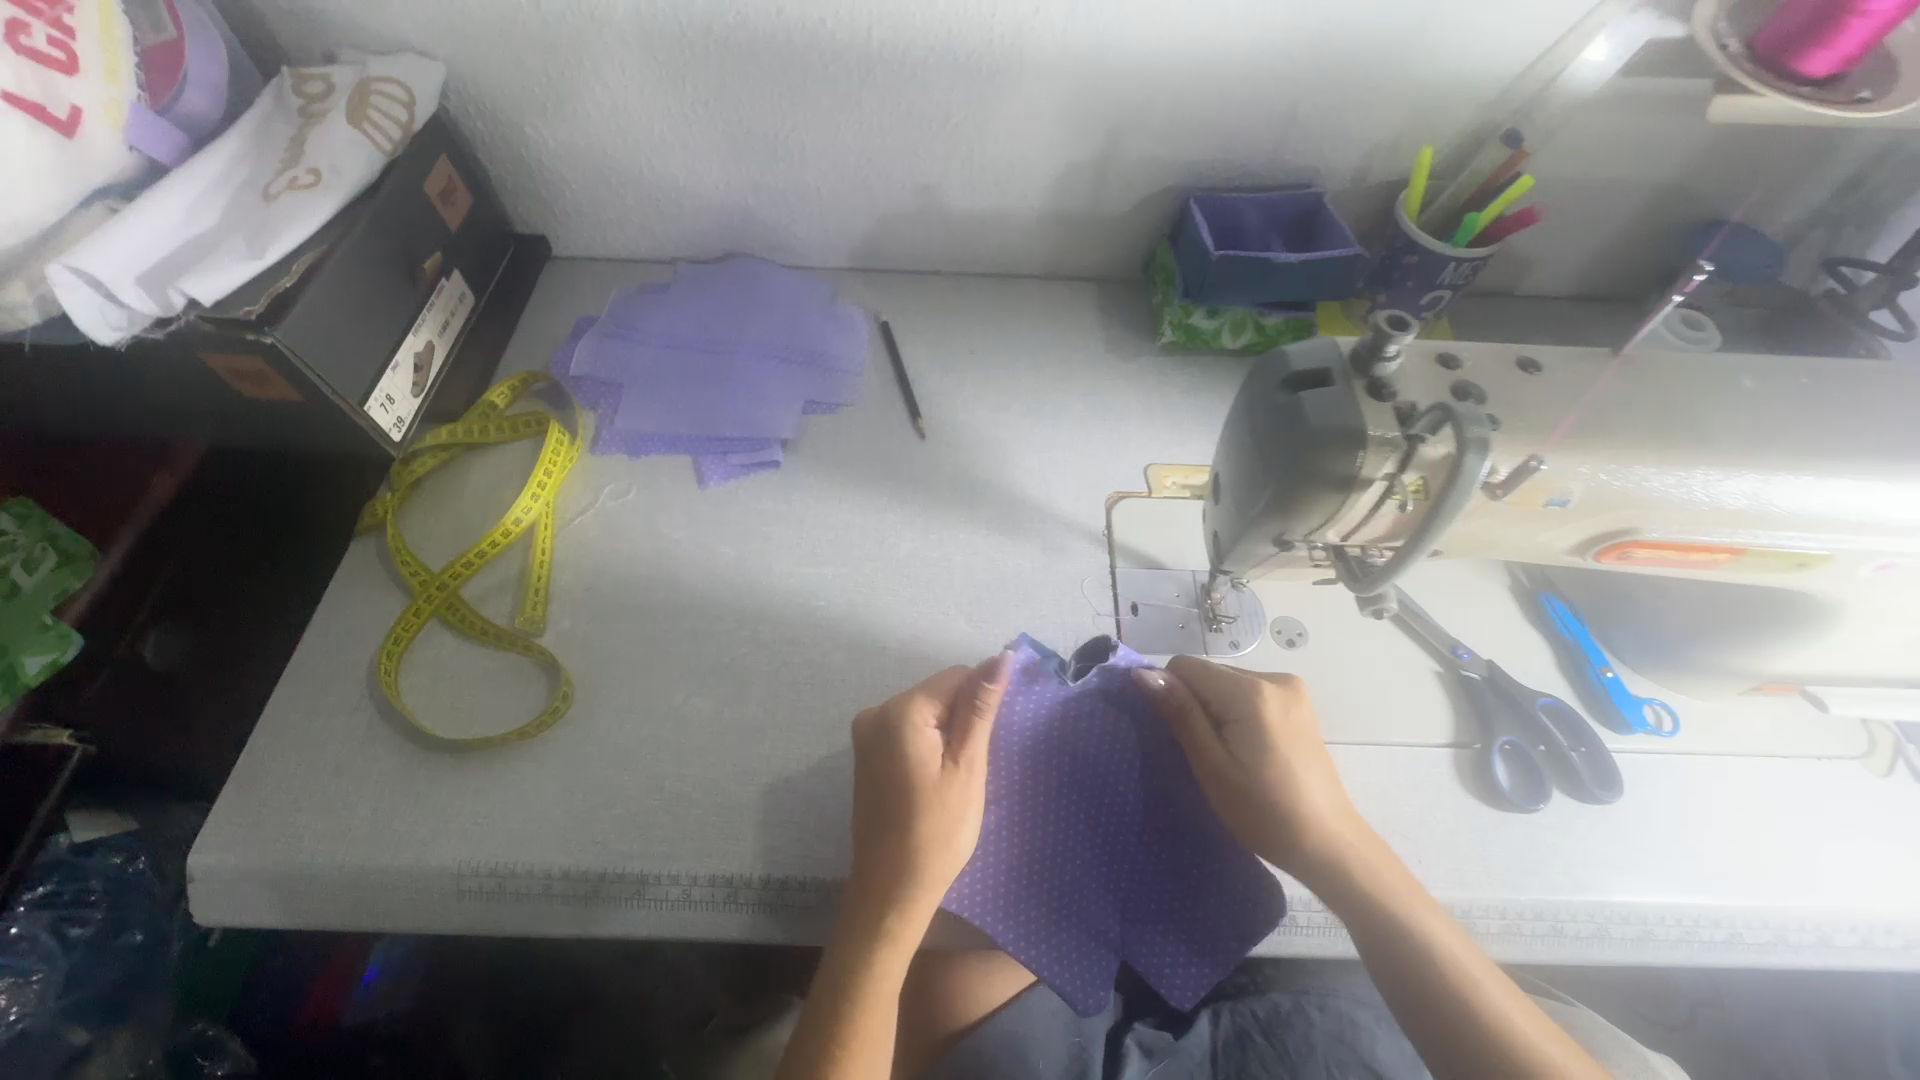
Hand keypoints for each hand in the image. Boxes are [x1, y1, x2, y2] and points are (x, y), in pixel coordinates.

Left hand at [846, 653, 1010, 916]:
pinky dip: (930, 744)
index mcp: (900, 711)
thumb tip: (1002, 657)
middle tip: (974, 765)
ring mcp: (867, 733)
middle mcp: (876, 712)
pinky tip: (938, 778)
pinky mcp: (867, 753)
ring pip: (926, 711)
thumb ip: (981, 708)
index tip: (994, 739)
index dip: (982, 701)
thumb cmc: (937, 832)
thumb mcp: (967, 767)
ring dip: (948, 732)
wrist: (891, 889)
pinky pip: (909, 730)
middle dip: (963, 717)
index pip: (956, 676)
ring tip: (957, 776)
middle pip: (938, 692)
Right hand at [1134, 657, 1370, 887]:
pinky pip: (1249, 693)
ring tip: (1230, 754)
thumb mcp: (1211, 766)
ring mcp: (1292, 689)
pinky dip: (1237, 712)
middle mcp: (1274, 678)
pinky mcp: (1299, 703)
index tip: (1177, 735)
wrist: (1328, 842)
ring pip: (1227, 683)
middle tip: (1206, 752)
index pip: (1185, 667)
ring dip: (1216, 710)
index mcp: (1251, 692)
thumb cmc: (1264, 812)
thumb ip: (1180, 713)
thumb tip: (1142, 673)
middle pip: (1208, 674)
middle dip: (1195, 704)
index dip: (1170, 695)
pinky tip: (1249, 748)